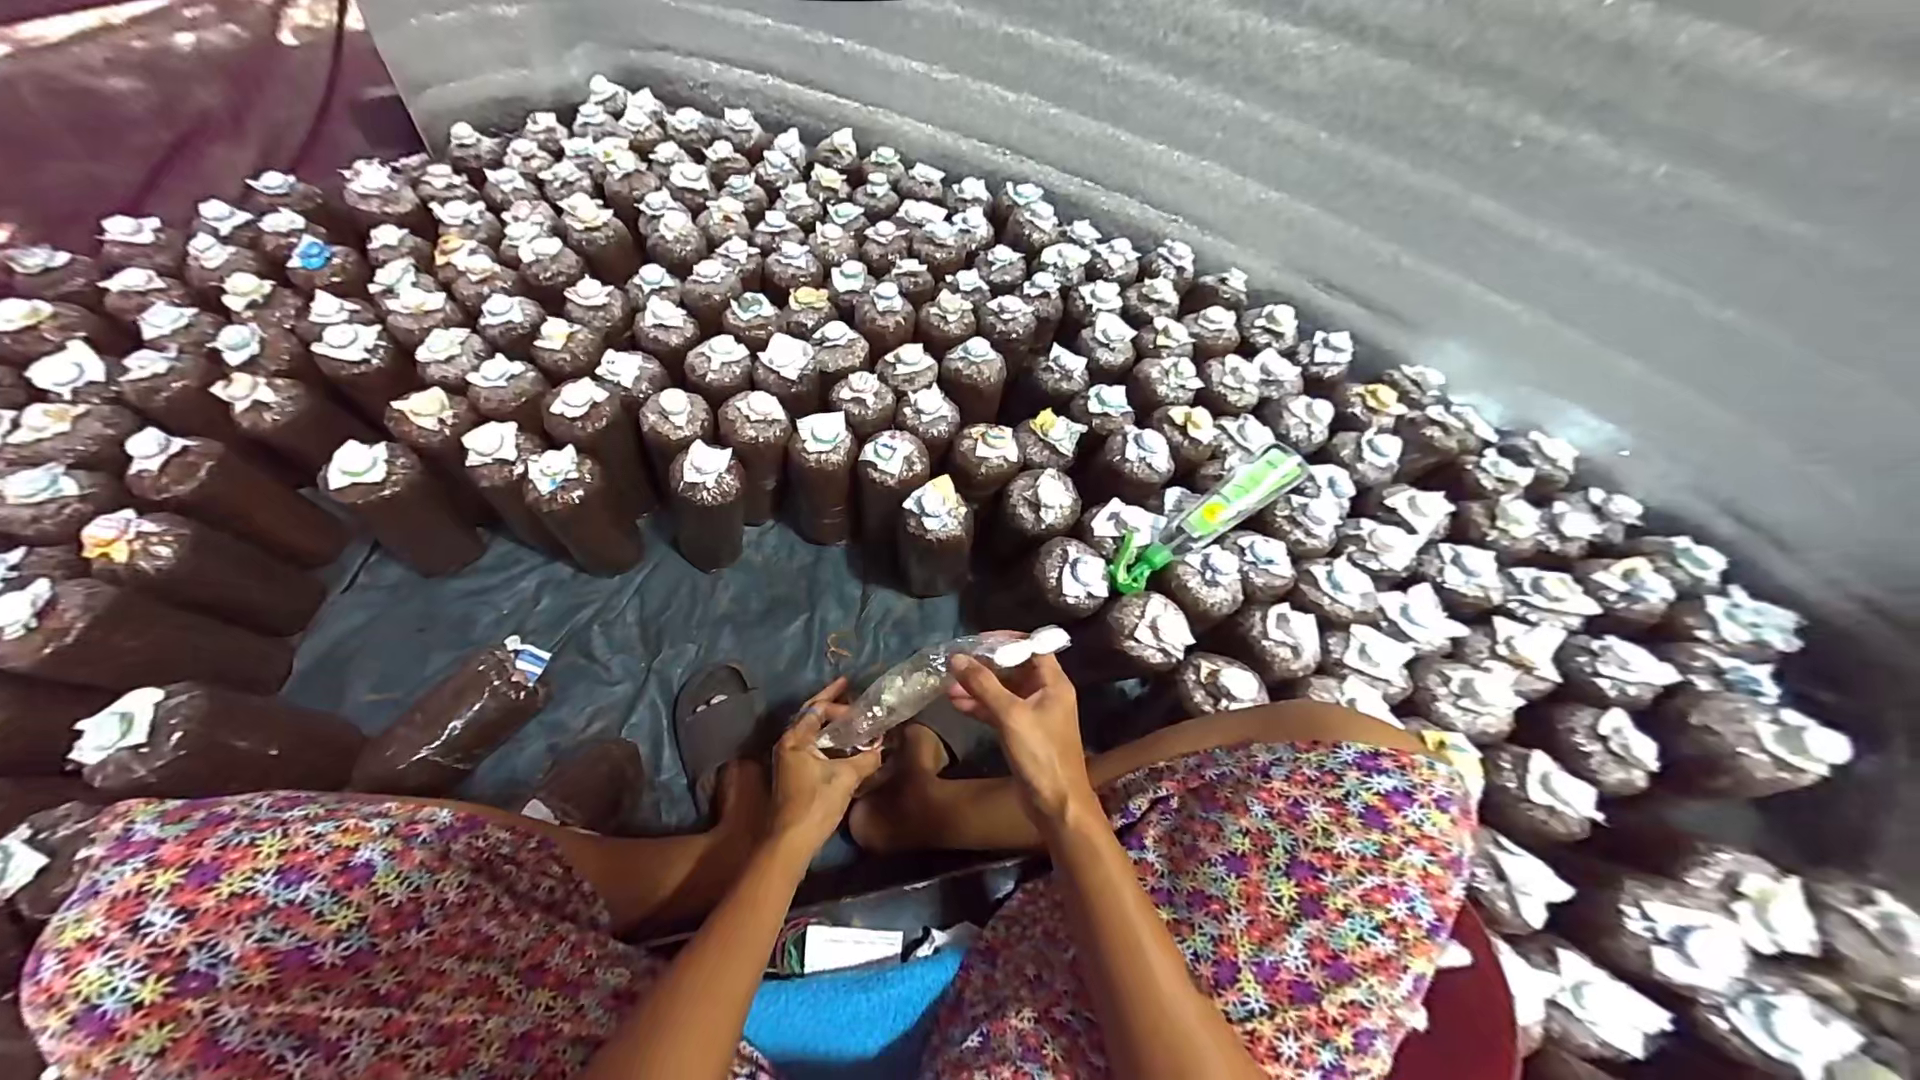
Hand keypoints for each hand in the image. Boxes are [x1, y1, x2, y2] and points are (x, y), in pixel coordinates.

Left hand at [770, 678, 882, 850]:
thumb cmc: (815, 802)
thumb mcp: (846, 777)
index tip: (856, 696)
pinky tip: (845, 742)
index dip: (838, 702)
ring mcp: (789, 760)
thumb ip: (866, 758)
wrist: (791, 842)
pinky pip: (814, 746)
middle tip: (849, 690)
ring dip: (830, 723)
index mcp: (795, 739)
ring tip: (851, 714)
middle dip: (830, 703)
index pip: (816, 709)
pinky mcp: (795, 774)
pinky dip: (829, 739)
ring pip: (812, 732)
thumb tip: (882, 747)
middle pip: (810, 716)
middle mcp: (788, 745)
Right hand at [947, 652, 1093, 825]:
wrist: (1056, 804)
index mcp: (1054, 683)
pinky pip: (999, 710)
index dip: (1006, 641)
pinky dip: (980, 705)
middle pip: (1014, 668)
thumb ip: (983, 685)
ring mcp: (1033, 714)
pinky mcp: (1021, 733)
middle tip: (957, 662)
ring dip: (978, 686)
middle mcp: (1046, 694)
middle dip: (985, 665)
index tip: (977, 641)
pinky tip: (956, 702)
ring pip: (1003, 691)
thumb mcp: (1010, 715)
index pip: (1032, 648)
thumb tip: (956, 658)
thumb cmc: (1040, 754)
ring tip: (948, 684)